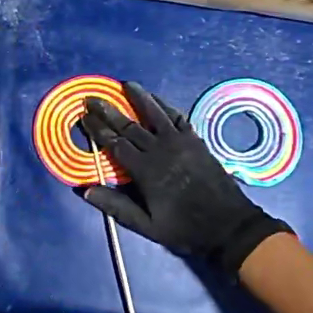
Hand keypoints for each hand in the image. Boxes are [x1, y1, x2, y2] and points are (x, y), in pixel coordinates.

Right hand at [80, 81, 292, 276]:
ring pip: (155, 114)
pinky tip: (157, 98)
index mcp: (145, 171)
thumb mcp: (147, 225)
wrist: (228, 224)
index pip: (115, 144)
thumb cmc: (184, 228)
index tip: (84, 116)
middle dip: (109, 111)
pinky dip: (165, 106)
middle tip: (93, 98)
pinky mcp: (195, 140)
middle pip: (129, 126)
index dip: (98, 129)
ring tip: (126, 84)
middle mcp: (160, 150)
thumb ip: (116, 206)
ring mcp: (180, 142)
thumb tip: (85, 190)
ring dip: (139, 98)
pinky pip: (177, 117)